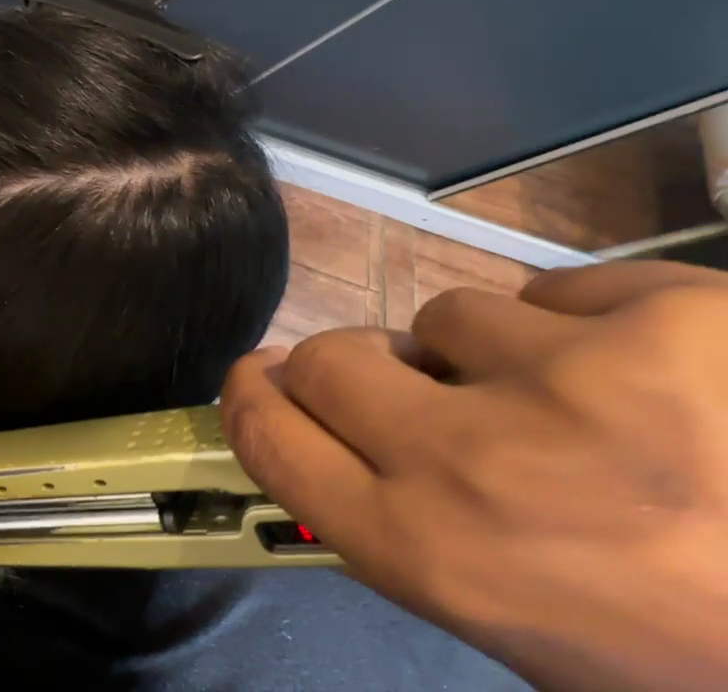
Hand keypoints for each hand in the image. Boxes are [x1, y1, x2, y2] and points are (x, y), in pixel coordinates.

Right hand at [221, 261, 727, 690]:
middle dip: (369, 373)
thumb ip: (410, 528)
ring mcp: (580, 381)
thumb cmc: (700, 647)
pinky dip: (599, 327)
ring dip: (499, 355)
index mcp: (436, 553)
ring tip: (605, 407)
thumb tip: (326, 438)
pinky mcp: (678, 316)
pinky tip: (680, 380)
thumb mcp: (531, 630)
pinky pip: (566, 292)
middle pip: (328, 360)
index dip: (256, 396)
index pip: (267, 432)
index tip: (266, 379)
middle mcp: (476, 464)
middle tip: (438, 399)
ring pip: (452, 318)